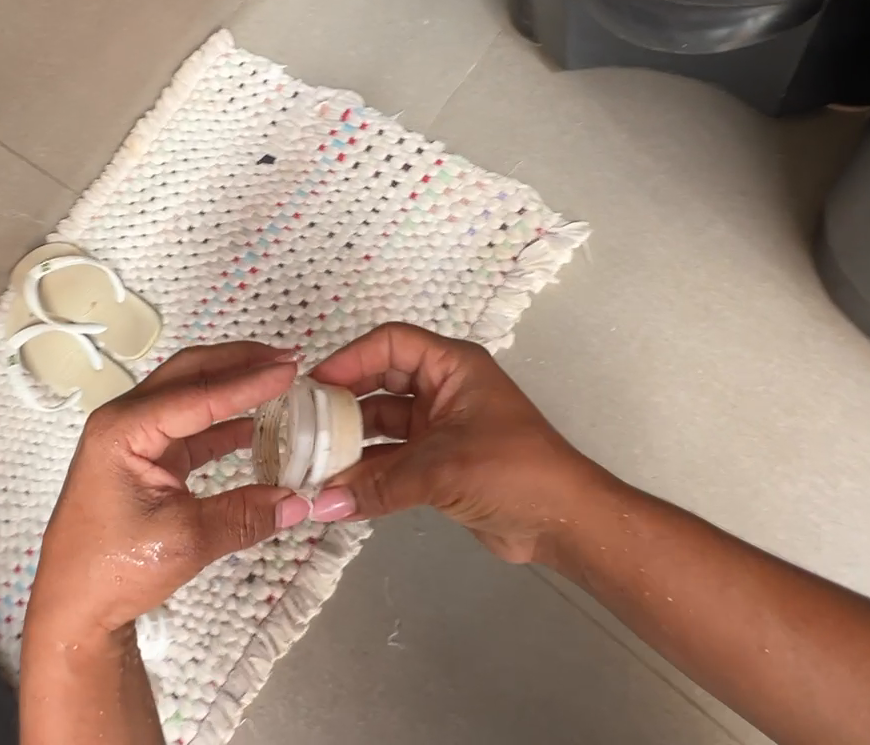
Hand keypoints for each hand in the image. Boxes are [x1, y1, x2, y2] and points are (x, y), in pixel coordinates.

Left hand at [26, 342, 313, 641]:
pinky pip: (191, 425)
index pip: (198, 394)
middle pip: (189, 374)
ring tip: (277, 379)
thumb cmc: (114, 570)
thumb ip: (244, 514)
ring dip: (233, 385)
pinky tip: (257, 424)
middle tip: (287, 357)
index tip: (289, 370)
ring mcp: (134, 437)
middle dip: (239, 362)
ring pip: (190, 393)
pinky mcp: (146, 457)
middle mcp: (126, 421)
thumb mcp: (185, 541)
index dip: (247, 383)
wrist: (73, 609)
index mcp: (124, 429)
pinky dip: (224, 420)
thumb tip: (298, 500)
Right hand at [308, 322, 611, 565]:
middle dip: (343, 401)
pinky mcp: (436, 462)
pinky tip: (337, 489)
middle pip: (379, 381)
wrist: (565, 525)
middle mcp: (441, 389)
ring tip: (312, 460)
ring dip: (352, 442)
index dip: (350, 358)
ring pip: (382, 423)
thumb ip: (378, 485)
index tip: (315, 385)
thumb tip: (320, 505)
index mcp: (451, 367)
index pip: (391, 343)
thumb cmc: (513, 472)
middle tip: (304, 422)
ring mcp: (438, 426)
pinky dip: (366, 472)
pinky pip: (391, 457)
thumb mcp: (442, 470)